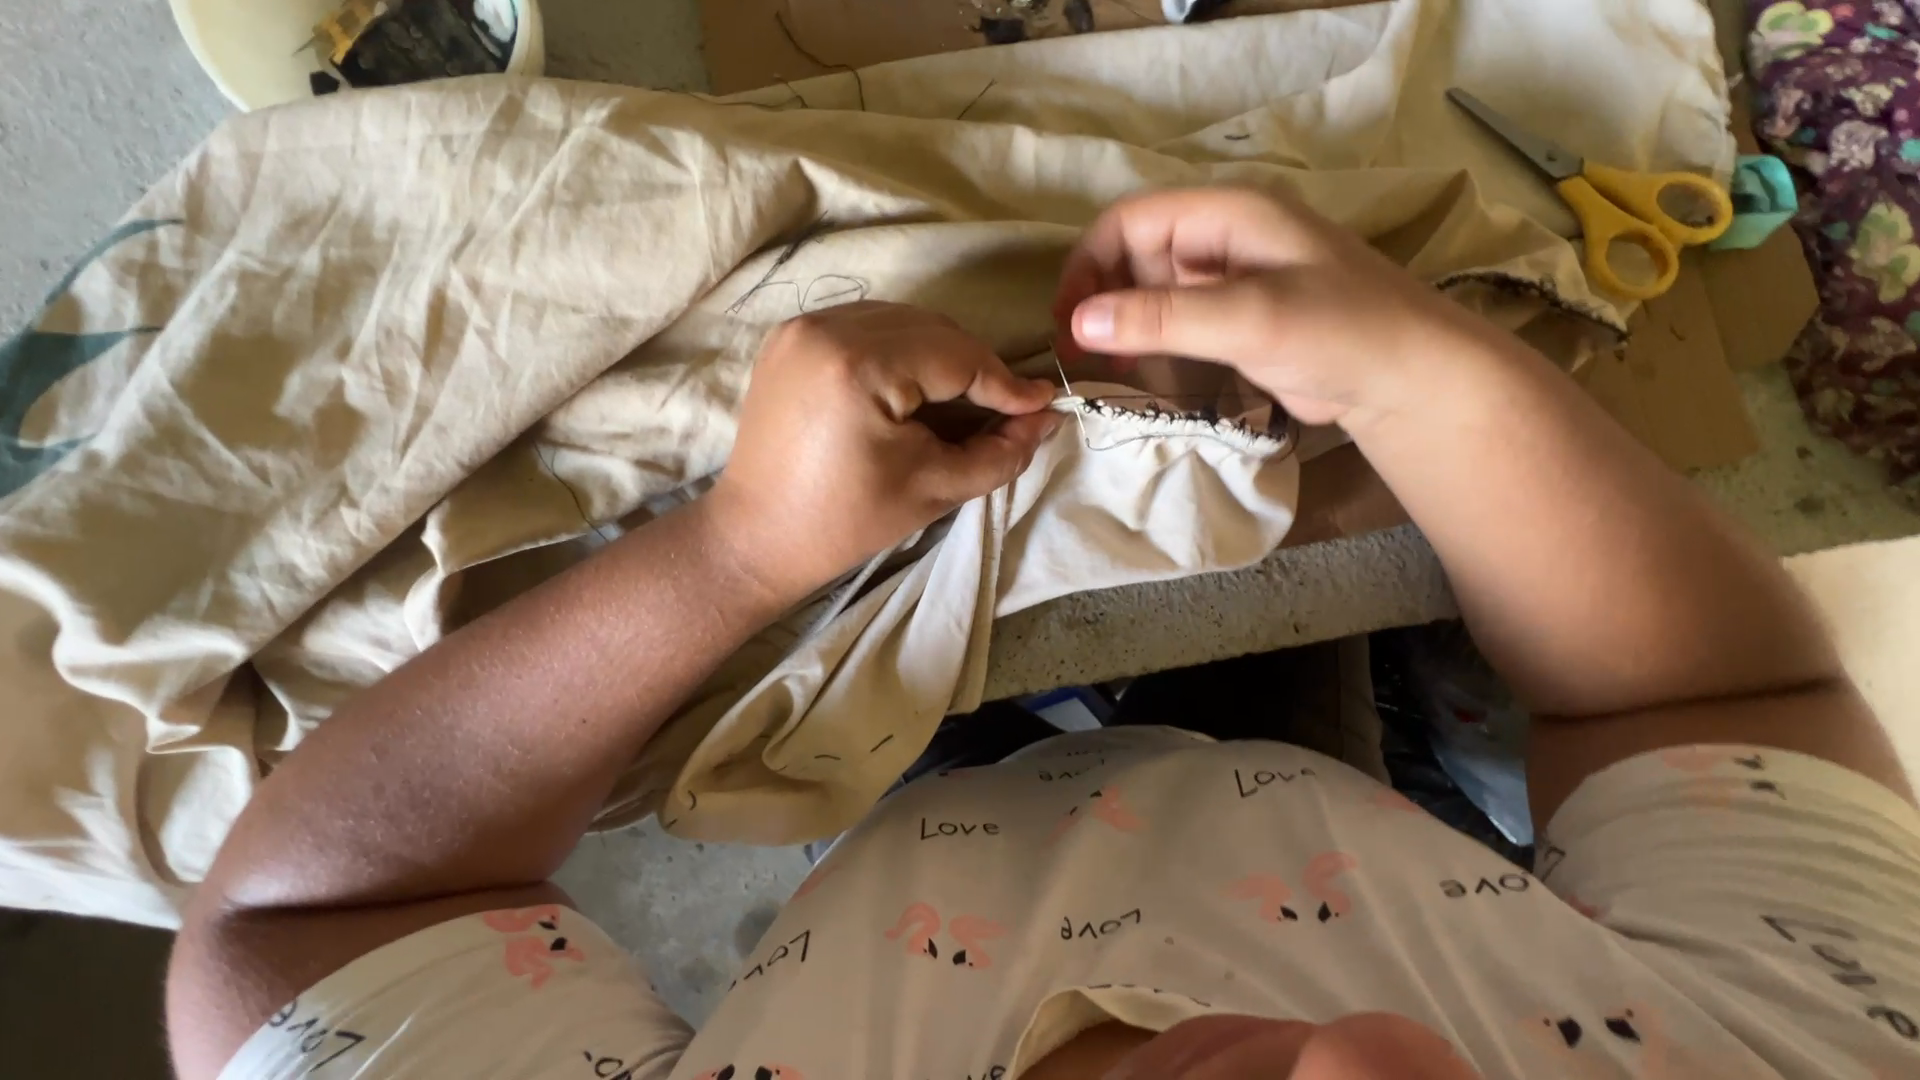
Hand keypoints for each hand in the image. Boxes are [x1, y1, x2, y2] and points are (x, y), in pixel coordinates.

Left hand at [707, 301, 1061, 600]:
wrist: (759, 535)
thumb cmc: (847, 522)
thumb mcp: (935, 489)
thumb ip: (1001, 451)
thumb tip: (1047, 417)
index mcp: (859, 365)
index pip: (957, 355)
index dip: (1005, 383)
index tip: (1043, 404)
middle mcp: (827, 328)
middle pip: (932, 329)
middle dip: (975, 368)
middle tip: (1004, 410)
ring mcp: (803, 327)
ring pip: (903, 322)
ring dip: (941, 355)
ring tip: (962, 401)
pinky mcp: (791, 337)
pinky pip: (868, 327)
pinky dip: (902, 350)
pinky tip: (914, 388)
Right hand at [1053, 186, 1489, 426]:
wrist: (1405, 377)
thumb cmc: (1336, 331)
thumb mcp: (1247, 318)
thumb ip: (1162, 317)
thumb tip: (1078, 322)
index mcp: (1227, 215)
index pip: (1131, 221)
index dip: (1089, 265)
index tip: (1067, 320)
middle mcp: (1221, 239)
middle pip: (1134, 255)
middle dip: (1098, 297)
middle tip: (1076, 352)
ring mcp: (1227, 280)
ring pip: (1149, 290)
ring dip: (1118, 322)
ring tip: (1095, 365)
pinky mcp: (1233, 319)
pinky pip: (1172, 320)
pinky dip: (1145, 341)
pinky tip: (1130, 370)